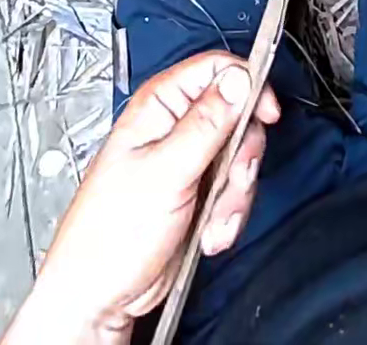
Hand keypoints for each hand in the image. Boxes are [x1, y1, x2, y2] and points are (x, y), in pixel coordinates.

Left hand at [4, 51, 278, 343]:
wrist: (101, 297)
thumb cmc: (109, 233)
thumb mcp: (166, 171)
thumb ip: (207, 123)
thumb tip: (238, 79)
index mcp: (161, 103)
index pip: (217, 70)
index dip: (248, 85)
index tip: (266, 113)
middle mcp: (175, 123)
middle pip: (237, 113)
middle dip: (242, 154)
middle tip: (231, 178)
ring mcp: (188, 156)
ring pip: (240, 153)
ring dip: (235, 192)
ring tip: (214, 217)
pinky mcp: (198, 187)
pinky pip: (234, 185)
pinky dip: (230, 212)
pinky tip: (210, 231)